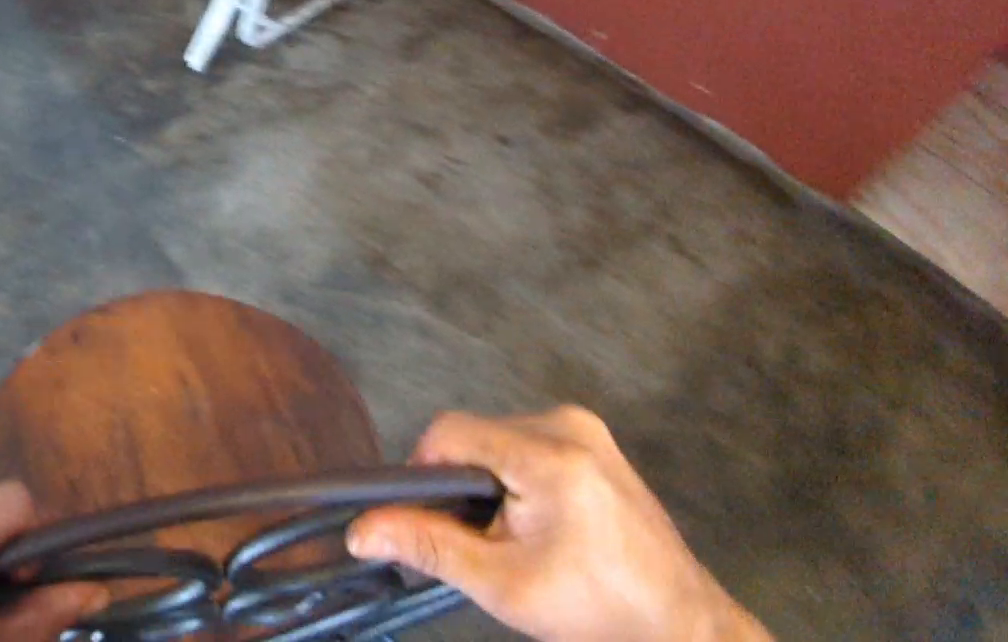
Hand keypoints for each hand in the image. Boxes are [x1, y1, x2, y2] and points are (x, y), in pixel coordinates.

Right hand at [347, 406, 769, 641]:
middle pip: (471, 434)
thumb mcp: (501, 584)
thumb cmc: (599, 614)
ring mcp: (584, 428)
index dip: (424, 470)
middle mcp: (568, 425)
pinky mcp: (590, 438)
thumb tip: (360, 530)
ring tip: (507, 531)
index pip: (450, 433)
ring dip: (484, 478)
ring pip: (493, 436)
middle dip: (460, 482)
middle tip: (476, 536)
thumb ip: (426, 544)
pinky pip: (521, 441)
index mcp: (551, 456)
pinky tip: (529, 517)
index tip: (429, 516)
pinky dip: (510, 474)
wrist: (685, 633)